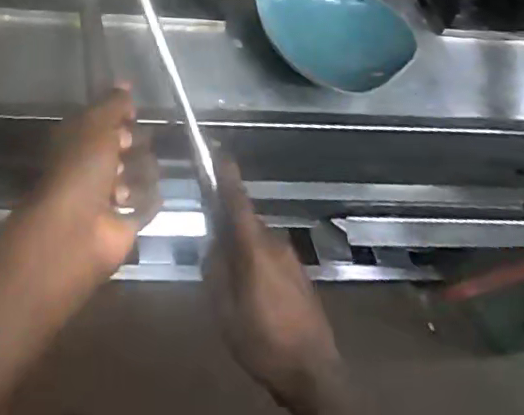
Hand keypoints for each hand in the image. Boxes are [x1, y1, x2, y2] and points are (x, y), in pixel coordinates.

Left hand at [26, 87, 160, 276]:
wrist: (76, 228)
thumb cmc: (81, 168)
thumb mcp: (96, 124)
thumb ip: (114, 104)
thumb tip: (126, 84)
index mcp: (79, 140)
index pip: (107, 120)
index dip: (121, 115)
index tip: (134, 113)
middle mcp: (94, 165)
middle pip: (128, 145)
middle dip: (134, 144)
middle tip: (128, 150)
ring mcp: (109, 196)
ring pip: (141, 173)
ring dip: (138, 176)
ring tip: (123, 188)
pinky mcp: (125, 223)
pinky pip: (147, 205)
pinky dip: (147, 202)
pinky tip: (144, 200)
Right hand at [205, 161, 348, 414]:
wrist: (314, 372)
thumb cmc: (263, 340)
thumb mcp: (224, 309)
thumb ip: (214, 270)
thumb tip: (211, 245)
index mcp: (254, 246)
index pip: (237, 200)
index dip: (226, 174)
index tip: (218, 150)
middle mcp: (275, 243)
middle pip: (244, 221)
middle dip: (226, 225)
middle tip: (208, 243)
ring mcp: (290, 258)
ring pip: (256, 241)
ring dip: (241, 249)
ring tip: (228, 279)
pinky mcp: (299, 274)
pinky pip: (269, 256)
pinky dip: (255, 262)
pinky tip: (250, 292)